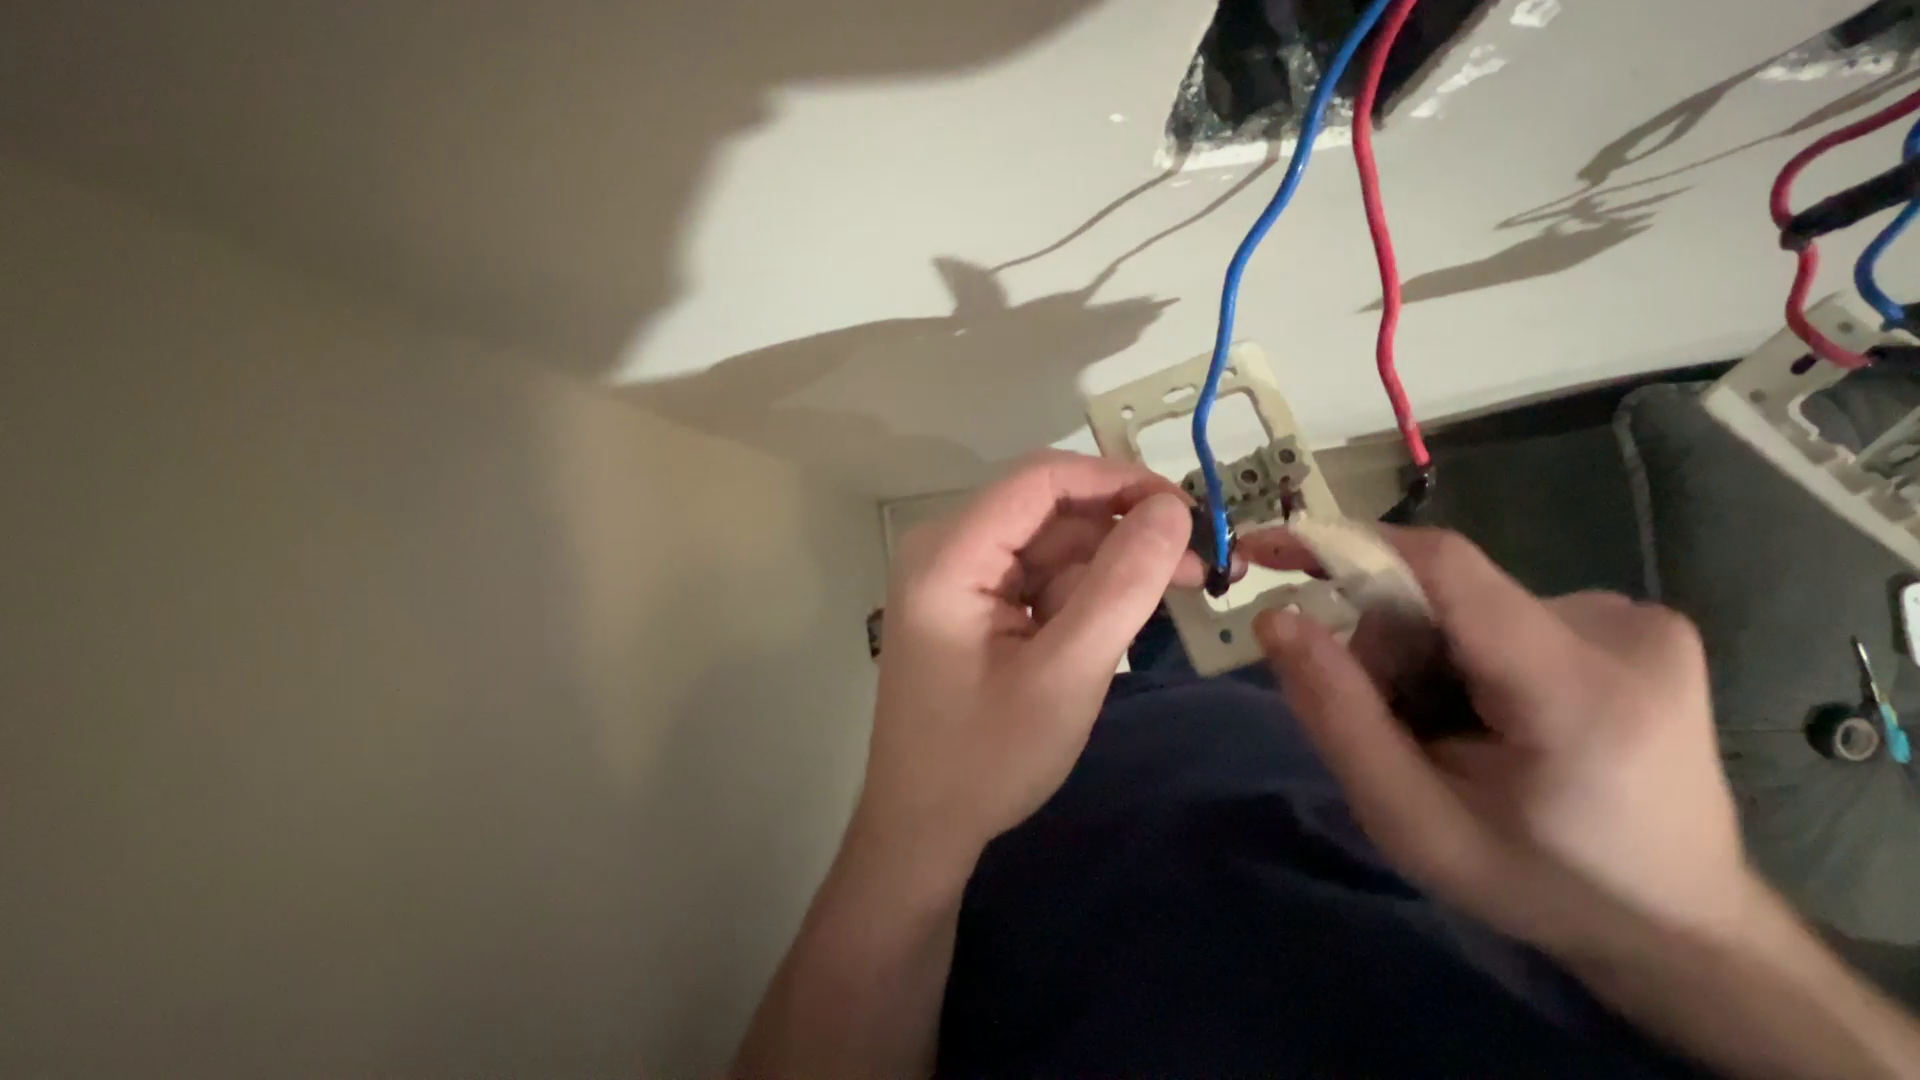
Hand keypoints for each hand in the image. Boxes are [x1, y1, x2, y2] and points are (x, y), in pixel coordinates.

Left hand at [853, 452, 1213, 879]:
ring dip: (1112, 567)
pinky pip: (1040, 579)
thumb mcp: (1067, 673)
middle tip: (1201, 565)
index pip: (1040, 479)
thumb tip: (1172, 508)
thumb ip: (1121, 586)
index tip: (1188, 509)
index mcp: (949, 555)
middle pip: (1049, 511)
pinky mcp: (974, 608)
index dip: (1118, 480)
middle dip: (1124, 532)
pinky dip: (1085, 595)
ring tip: (1175, 595)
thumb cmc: (987, 758)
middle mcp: (947, 551)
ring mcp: (958, 579)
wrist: (924, 828)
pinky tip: (1120, 624)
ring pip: (1052, 545)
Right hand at [1243, 526, 1759, 960]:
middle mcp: (1619, 627)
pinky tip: (1493, 719)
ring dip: (1425, 658)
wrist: (1681, 926)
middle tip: (1393, 729)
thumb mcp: (1413, 822)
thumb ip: (1340, 717)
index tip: (1267, 555)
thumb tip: (1276, 617)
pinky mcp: (1637, 623)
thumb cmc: (1538, 883)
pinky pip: (1501, 611)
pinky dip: (1466, 656)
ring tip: (1451, 737)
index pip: (1443, 566)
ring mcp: (1638, 620)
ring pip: (1464, 604)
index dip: (1344, 546)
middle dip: (1387, 649)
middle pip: (1441, 595)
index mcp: (1577, 686)